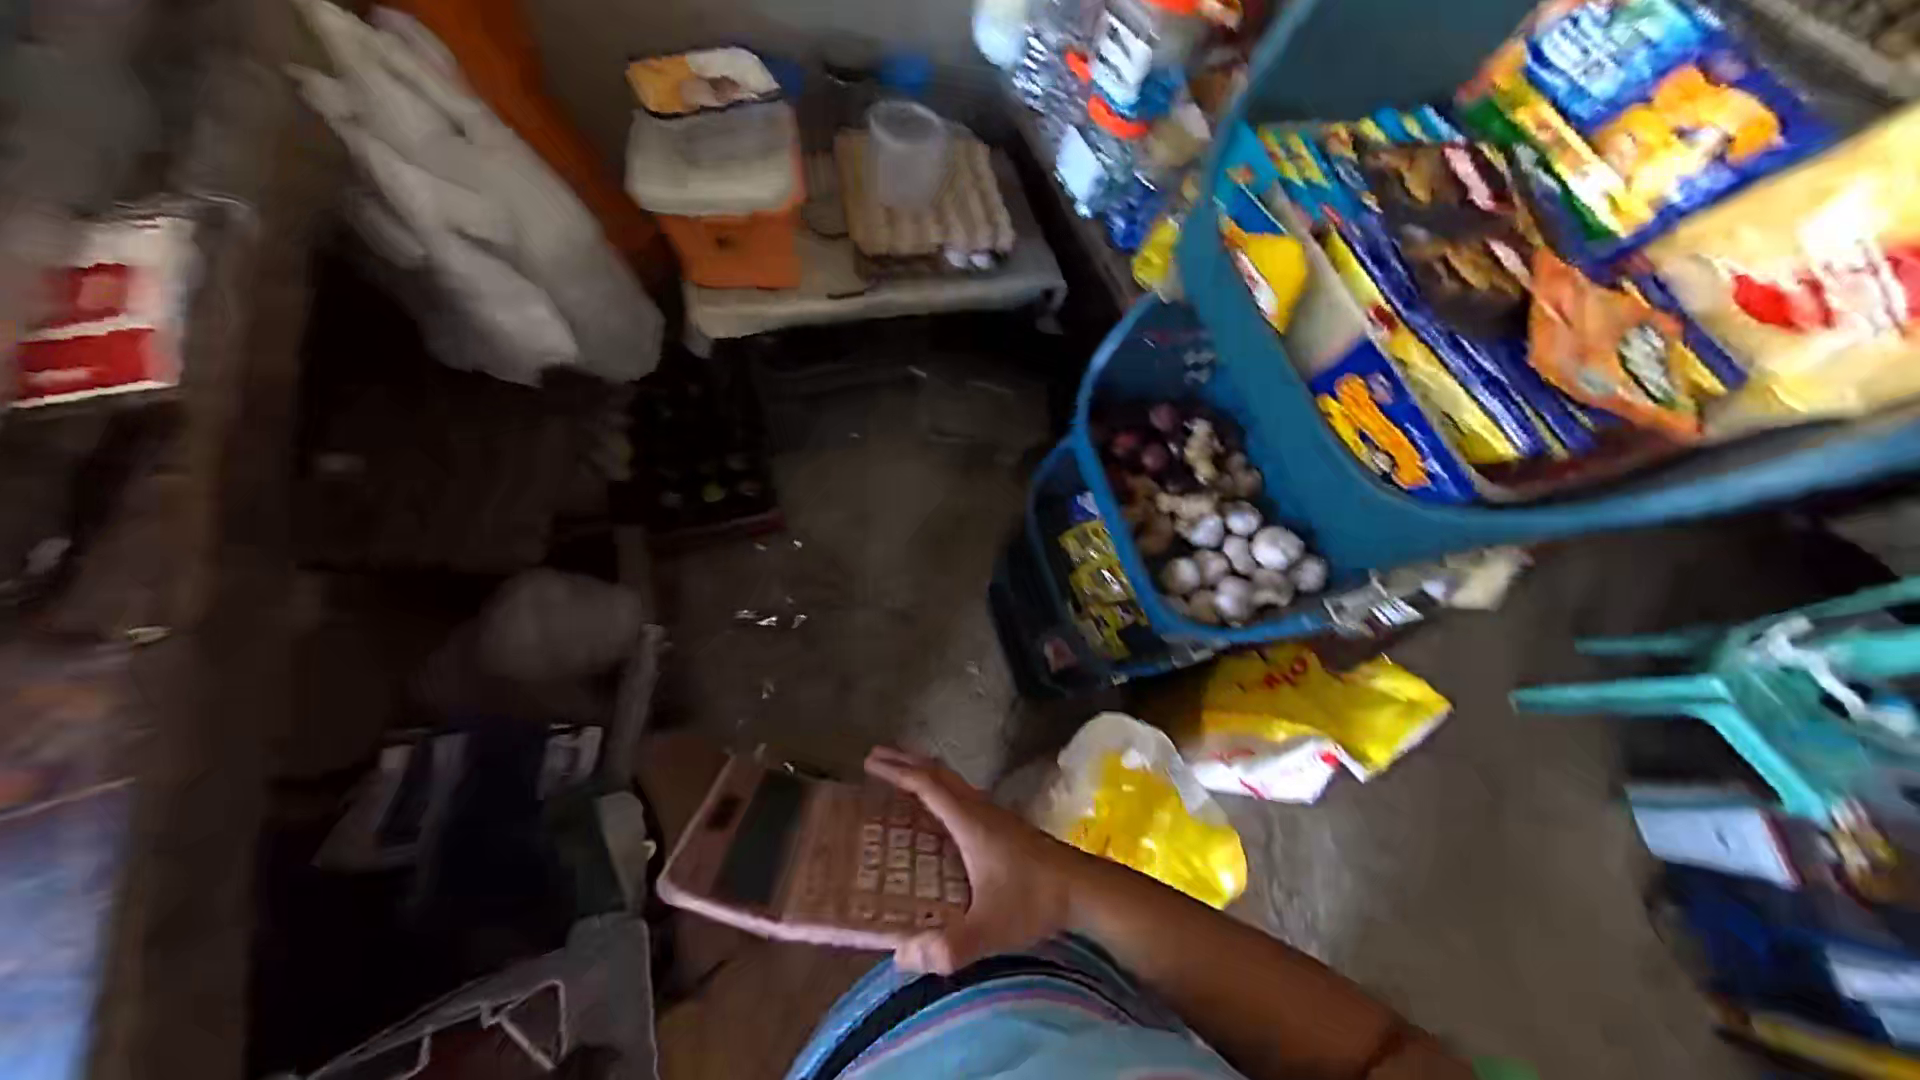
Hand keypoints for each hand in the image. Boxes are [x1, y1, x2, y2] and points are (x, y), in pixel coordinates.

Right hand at [865, 747, 1091, 974]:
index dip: (898, 772)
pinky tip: (940, 808)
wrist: (1084, 889)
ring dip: (925, 772)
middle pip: (938, 773)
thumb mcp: (990, 928)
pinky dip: (941, 788)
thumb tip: (900, 957)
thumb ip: (950, 946)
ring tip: (902, 774)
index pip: (928, 786)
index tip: (870, 762)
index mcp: (971, 822)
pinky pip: (963, 793)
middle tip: (877, 758)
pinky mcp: (1005, 825)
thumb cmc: (1035, 901)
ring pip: (953, 780)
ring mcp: (995, 814)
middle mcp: (981, 809)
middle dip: (906, 761)